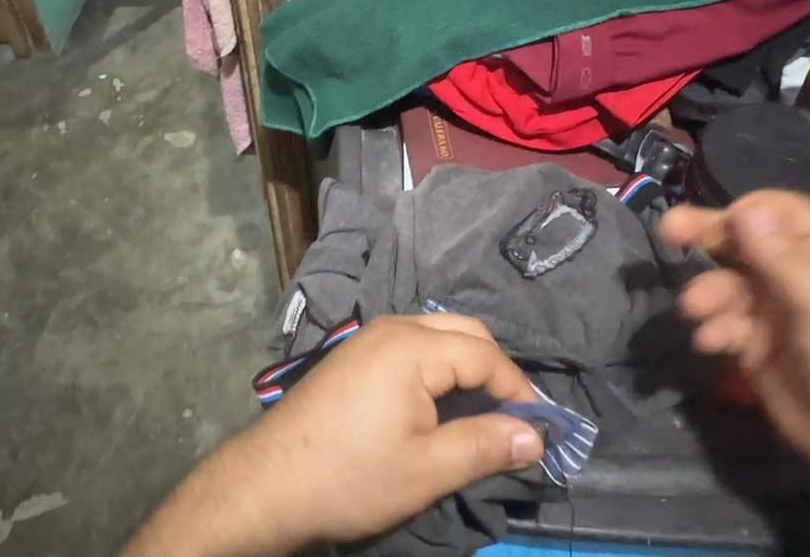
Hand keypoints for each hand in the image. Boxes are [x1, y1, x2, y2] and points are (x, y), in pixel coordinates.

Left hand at [121, 313, 543, 555]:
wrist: (270, 481)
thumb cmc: (351, 475)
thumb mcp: (426, 469)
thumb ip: (484, 445)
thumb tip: (535, 435)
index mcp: (412, 346)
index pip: (484, 353)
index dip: (517, 388)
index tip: (539, 426)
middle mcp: (393, 327)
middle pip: (463, 331)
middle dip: (495, 368)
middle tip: (514, 415)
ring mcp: (370, 336)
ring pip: (437, 334)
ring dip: (466, 364)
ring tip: (483, 411)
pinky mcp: (356, 353)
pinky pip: (413, 343)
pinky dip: (439, 365)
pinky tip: (441, 402)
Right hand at [659, 190, 809, 500]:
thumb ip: (784, 259)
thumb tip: (744, 207)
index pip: (784, 215)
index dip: (747, 212)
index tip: (715, 224)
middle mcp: (803, 282)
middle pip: (748, 244)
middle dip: (707, 236)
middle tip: (667, 231)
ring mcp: (781, 317)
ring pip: (730, 285)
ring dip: (708, 292)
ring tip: (694, 311)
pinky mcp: (762, 353)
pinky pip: (727, 326)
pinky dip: (713, 328)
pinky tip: (709, 342)